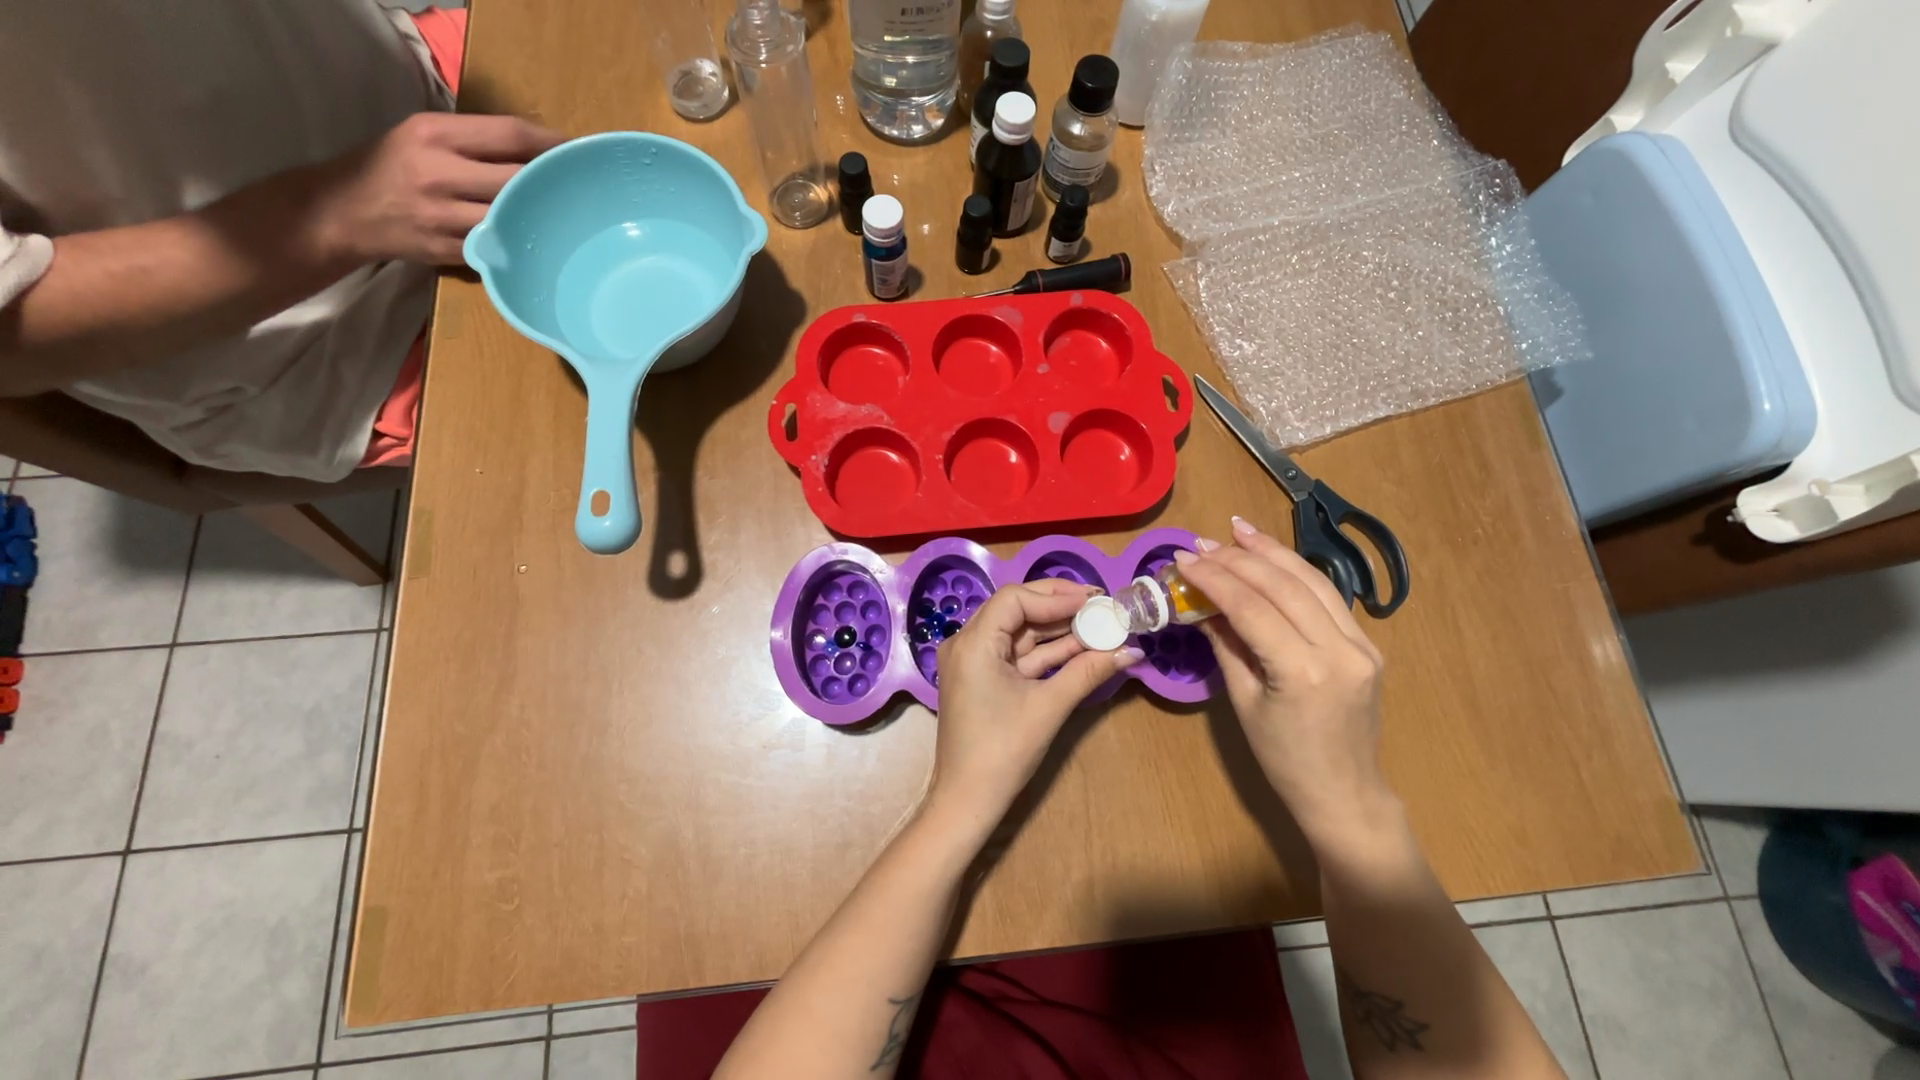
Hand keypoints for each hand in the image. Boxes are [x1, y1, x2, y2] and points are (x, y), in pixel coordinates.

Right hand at [307, 113, 563, 265]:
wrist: (342, 211)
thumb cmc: (393, 166)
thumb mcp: (425, 135)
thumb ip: (476, 140)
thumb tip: (540, 148)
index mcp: (435, 135)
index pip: (510, 134)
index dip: (551, 143)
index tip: (577, 150)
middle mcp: (439, 173)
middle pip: (519, 178)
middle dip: (554, 183)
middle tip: (580, 187)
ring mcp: (444, 216)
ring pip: (512, 216)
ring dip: (544, 217)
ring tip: (567, 216)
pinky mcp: (449, 250)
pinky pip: (499, 247)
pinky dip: (522, 242)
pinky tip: (540, 241)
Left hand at [925, 579, 1142, 826]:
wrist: (967, 799)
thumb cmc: (1003, 751)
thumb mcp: (1049, 706)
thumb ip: (1088, 671)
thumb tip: (1131, 650)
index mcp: (973, 643)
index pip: (1015, 599)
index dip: (1056, 596)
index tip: (1094, 600)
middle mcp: (967, 644)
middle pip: (1016, 609)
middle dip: (1061, 607)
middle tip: (1102, 604)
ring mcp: (974, 662)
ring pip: (1021, 633)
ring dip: (1059, 629)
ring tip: (1101, 623)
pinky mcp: (984, 679)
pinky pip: (1018, 655)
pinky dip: (1048, 652)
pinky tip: (1084, 646)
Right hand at [1175, 517, 1397, 849]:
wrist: (1344, 791)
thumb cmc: (1284, 759)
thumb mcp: (1244, 701)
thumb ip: (1227, 645)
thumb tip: (1203, 604)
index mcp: (1303, 671)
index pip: (1253, 608)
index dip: (1215, 578)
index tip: (1184, 558)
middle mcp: (1340, 649)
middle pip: (1284, 586)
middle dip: (1240, 559)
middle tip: (1204, 542)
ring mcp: (1361, 644)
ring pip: (1313, 582)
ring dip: (1272, 552)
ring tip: (1239, 530)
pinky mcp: (1367, 644)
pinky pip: (1328, 598)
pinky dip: (1297, 573)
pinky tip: (1273, 557)